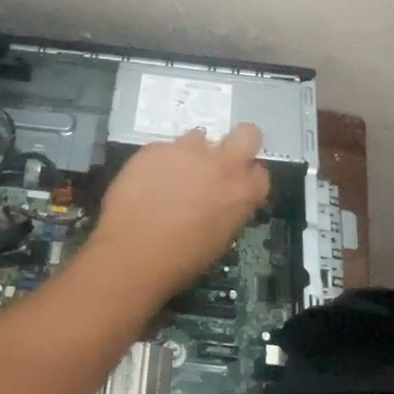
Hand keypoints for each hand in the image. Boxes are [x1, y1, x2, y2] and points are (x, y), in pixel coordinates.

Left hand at [87, 125, 268, 297]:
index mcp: (242, 193)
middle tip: (219, 161)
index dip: (247, 177)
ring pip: (197, 137)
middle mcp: (221, 164)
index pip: (260, 173)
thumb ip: (229, 210)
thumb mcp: (219, 239)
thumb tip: (223, 201)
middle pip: (247, 134)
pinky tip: (146, 183)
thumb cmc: (180, 260)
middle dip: (238, 142)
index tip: (236, 185)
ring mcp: (186, 152)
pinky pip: (163, 149)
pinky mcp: (155, 148)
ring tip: (173, 175)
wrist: (132, 253)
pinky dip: (159, 163)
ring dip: (191, 154)